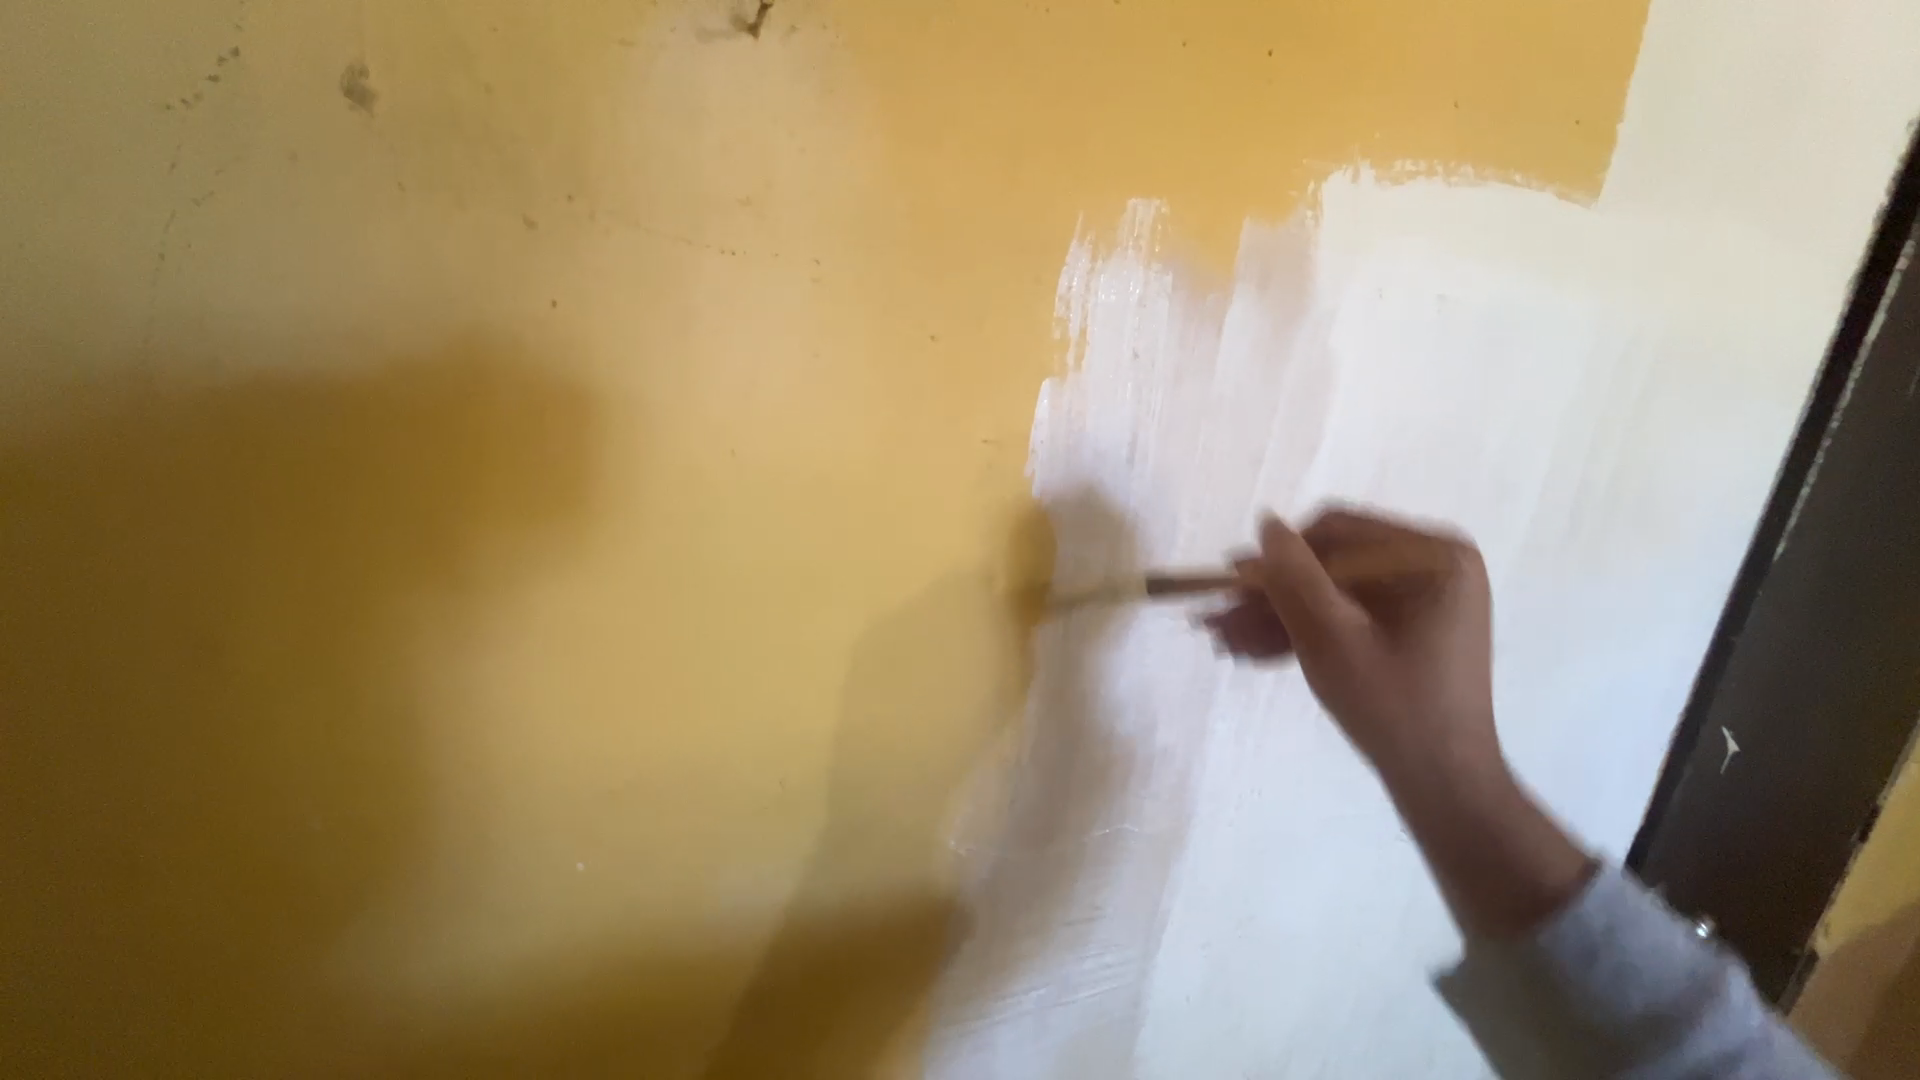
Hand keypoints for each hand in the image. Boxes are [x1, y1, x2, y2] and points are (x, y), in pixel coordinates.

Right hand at [1202, 508, 1499, 779]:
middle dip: (1270, 597)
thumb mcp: (1331, 637)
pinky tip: (1254, 651)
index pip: (1335, 532)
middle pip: (1328, 564)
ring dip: (1275, 617)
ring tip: (1225, 641)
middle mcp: (1431, 565)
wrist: (1442, 782)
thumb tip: (1265, 522)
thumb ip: (1294, 576)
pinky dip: (1303, 632)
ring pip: (1329, 592)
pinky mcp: (1407, 627)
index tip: (1230, 590)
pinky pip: (1345, 615)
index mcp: (1431, 556)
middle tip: (1216, 621)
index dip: (1278, 558)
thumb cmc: (1393, 705)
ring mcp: (1420, 597)